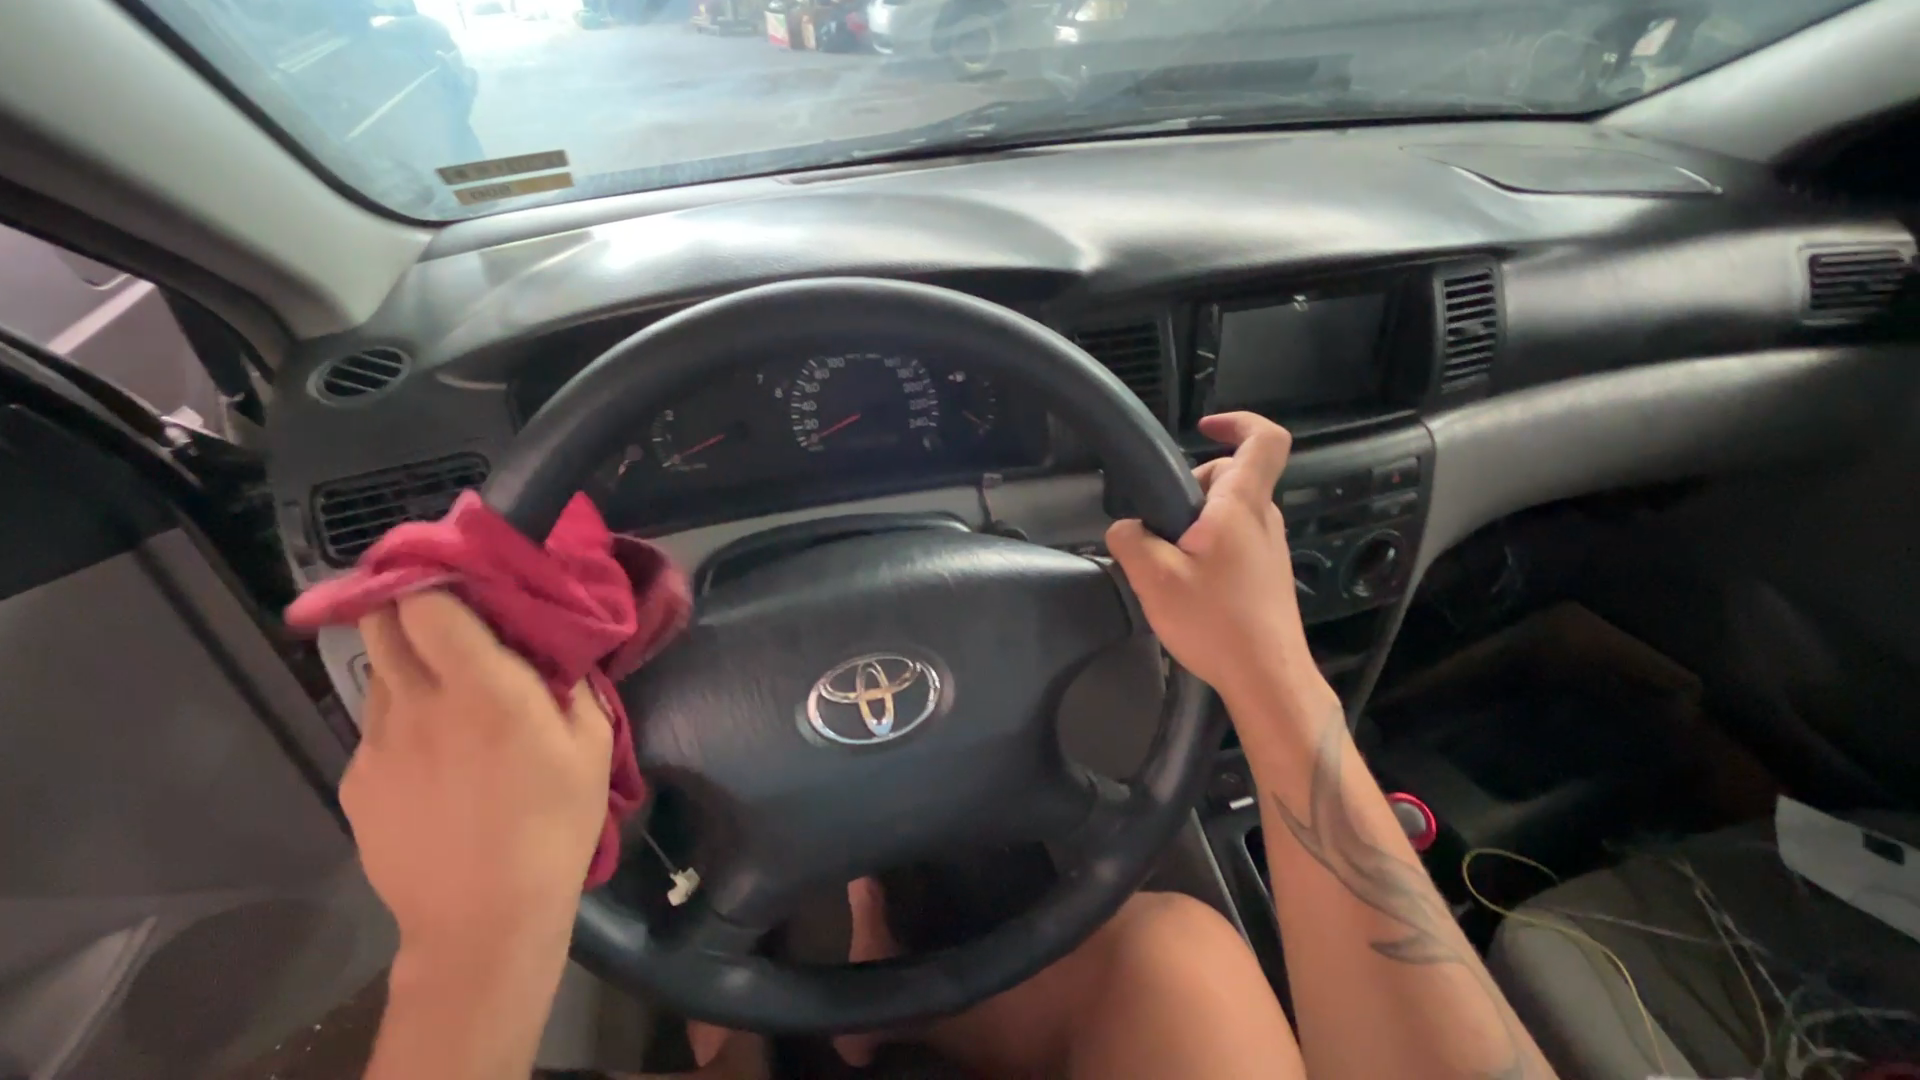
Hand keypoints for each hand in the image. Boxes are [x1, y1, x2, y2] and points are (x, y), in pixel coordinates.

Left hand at [342, 591, 611, 963]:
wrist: (484, 919)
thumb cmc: (554, 824)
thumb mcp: (592, 746)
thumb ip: (569, 685)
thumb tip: (552, 652)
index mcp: (482, 687)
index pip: (425, 602)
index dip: (435, 579)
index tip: (461, 577)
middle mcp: (417, 703)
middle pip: (382, 624)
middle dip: (407, 605)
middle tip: (447, 617)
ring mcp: (376, 744)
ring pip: (379, 675)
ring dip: (409, 666)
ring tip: (448, 696)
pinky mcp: (355, 781)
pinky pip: (376, 729)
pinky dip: (402, 724)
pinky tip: (434, 762)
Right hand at [1106, 413, 1318, 710]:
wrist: (1266, 677)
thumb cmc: (1215, 622)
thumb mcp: (1153, 578)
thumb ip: (1130, 540)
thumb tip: (1125, 528)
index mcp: (1242, 506)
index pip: (1264, 440)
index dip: (1237, 422)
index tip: (1205, 427)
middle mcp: (1264, 519)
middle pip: (1233, 476)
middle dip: (1192, 486)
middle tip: (1162, 524)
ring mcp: (1270, 548)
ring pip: (1231, 511)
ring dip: (1198, 521)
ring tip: (1169, 561)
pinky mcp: (1268, 574)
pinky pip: (1236, 540)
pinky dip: (1208, 546)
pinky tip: (1187, 584)